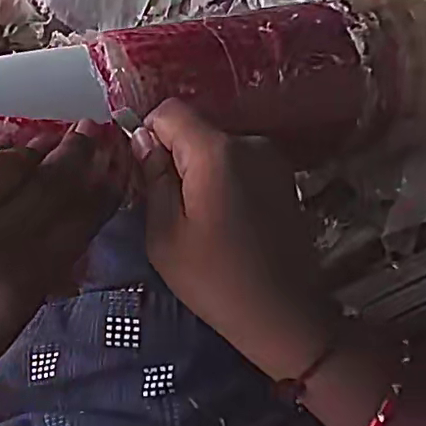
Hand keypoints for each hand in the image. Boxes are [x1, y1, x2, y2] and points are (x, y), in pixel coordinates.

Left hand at [0, 124, 123, 425]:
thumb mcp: (23, 310)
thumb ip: (54, 255)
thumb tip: (84, 191)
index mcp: (8, 290)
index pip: (68, 223)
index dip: (97, 188)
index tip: (112, 164)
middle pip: (36, 186)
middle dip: (71, 156)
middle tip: (88, 135)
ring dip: (27, 152)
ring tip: (42, 149)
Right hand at [138, 99, 334, 379]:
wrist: (282, 314)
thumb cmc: (214, 279)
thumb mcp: (164, 235)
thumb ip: (152, 179)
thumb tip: (142, 140)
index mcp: (216, 152)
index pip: (169, 111)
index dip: (146, 135)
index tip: (142, 175)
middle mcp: (250, 143)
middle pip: (195, 131)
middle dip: (173, 159)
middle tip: (166, 209)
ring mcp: (272, 161)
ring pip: (217, 151)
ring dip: (198, 174)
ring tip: (197, 224)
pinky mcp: (284, 181)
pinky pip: (239, 167)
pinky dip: (223, 184)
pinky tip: (224, 226)